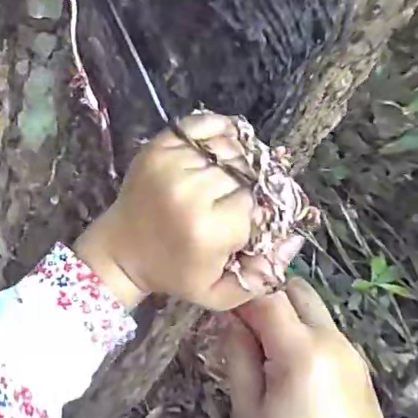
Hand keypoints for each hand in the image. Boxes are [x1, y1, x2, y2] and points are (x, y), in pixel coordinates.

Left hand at [71, 113, 263, 310]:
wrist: (122, 250)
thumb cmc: (174, 273)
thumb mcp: (219, 293)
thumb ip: (262, 275)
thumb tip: (295, 238)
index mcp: (207, 229)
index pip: (256, 204)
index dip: (259, 210)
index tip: (250, 218)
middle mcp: (189, 192)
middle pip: (243, 174)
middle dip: (247, 186)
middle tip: (239, 197)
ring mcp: (170, 164)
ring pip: (227, 148)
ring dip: (236, 159)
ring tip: (231, 175)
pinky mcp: (157, 148)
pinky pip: (200, 125)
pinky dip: (219, 129)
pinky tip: (225, 142)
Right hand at [220, 276, 411, 417]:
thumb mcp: (250, 410)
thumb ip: (237, 355)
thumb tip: (231, 319)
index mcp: (301, 350)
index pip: (265, 294)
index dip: (239, 295)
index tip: (220, 312)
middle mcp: (330, 338)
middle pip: (294, 288)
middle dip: (265, 296)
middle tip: (242, 327)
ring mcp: (349, 348)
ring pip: (310, 305)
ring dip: (285, 312)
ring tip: (264, 350)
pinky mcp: (358, 361)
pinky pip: (323, 328)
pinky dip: (302, 329)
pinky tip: (290, 367)